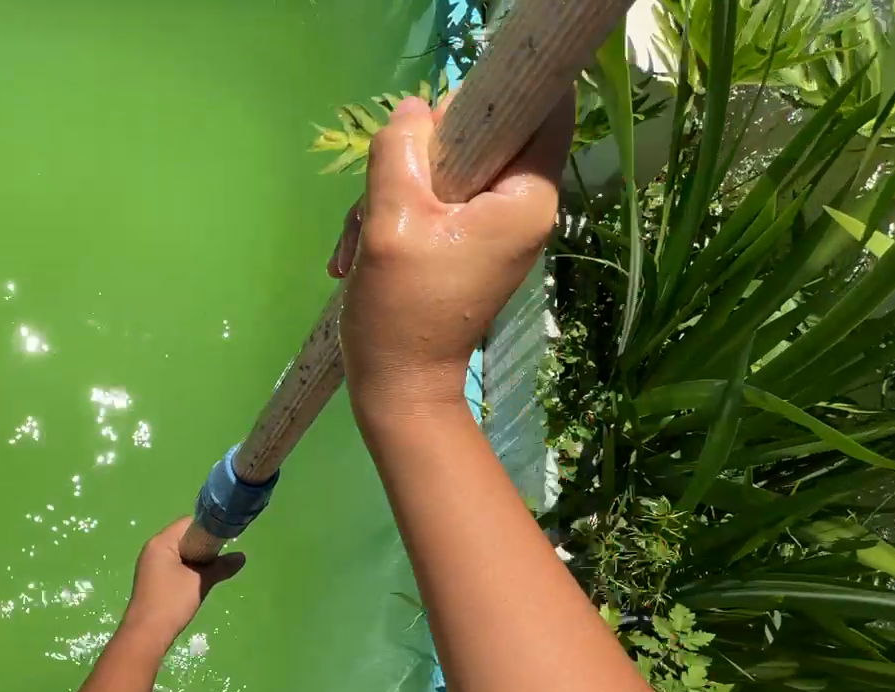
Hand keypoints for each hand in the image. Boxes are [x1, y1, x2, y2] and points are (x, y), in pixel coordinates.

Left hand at [118, 519, 246, 642]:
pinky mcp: (153, 578)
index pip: (188, 523)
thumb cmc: (172, 602)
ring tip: (213, 570)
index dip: (208, 527)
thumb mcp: (200, 582)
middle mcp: (153, 548)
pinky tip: (198, 581)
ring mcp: (151, 564)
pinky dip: (188, 568)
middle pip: (184, 537)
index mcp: (161, 542)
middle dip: (204, 545)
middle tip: (221, 556)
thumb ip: (221, 567)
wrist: (147, 633)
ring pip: (180, 552)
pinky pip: (174, 565)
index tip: (225, 539)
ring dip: (197, 559)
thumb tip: (242, 557)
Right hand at [331, 92, 573, 423]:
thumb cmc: (400, 313)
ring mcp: (491, 231)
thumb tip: (410, 112)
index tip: (431, 134)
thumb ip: (398, 153)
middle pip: (476, 138)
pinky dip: (392, 223)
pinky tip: (358, 256)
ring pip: (441, 175)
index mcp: (526, 198)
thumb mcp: (390, 224)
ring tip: (356, 246)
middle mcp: (521, 209)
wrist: (397, 388)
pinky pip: (431, 208)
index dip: (485, 99)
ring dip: (389, 199)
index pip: (538, 105)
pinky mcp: (465, 249)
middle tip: (376, 201)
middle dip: (414, 162)